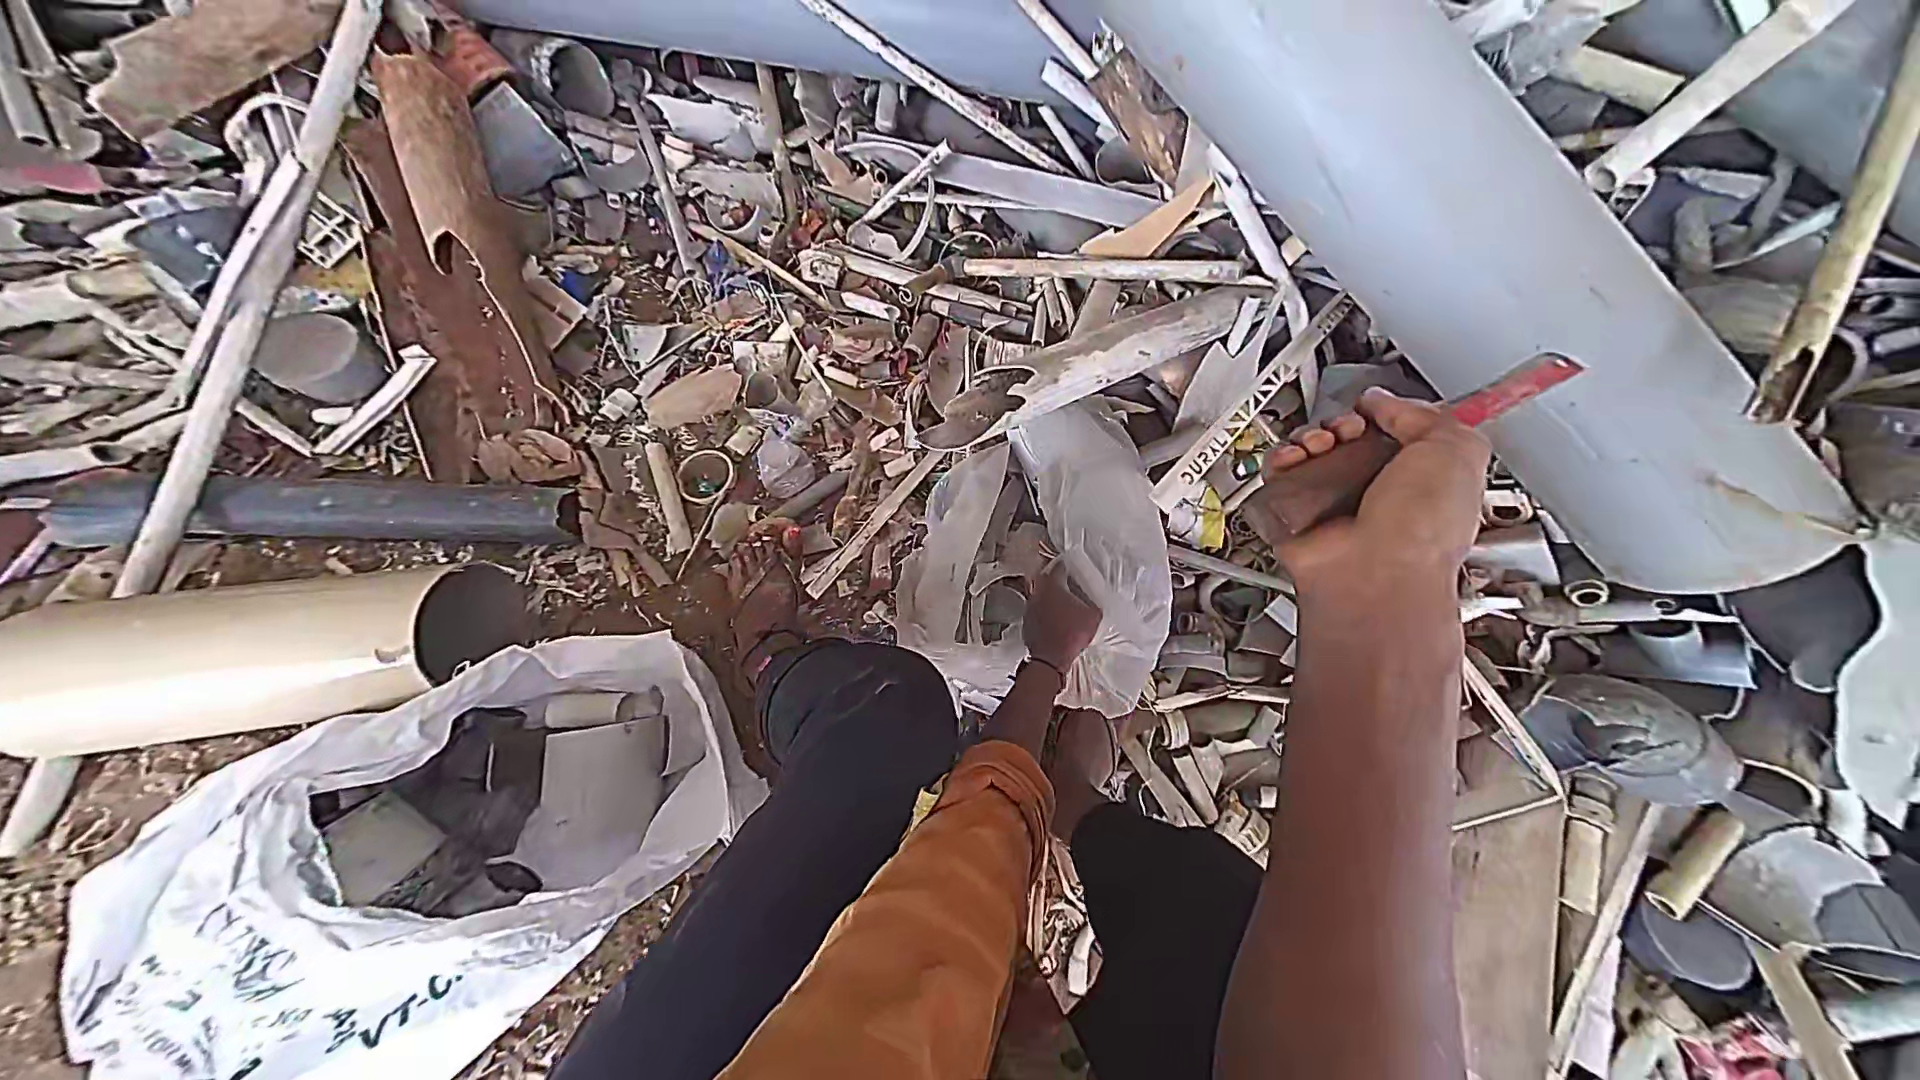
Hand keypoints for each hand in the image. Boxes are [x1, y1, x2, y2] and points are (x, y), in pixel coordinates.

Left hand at [1024, 561, 1102, 673]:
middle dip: (1057, 580)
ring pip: (1040, 594)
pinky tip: (1055, 617)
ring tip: (1063, 602)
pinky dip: (1045, 610)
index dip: (1067, 566)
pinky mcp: (1027, 621)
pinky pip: (1037, 609)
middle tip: (1068, 583)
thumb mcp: (1093, 615)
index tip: (1072, 568)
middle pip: (1046, 579)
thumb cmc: (1071, 634)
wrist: (1050, 658)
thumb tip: (1092, 598)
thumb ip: (1092, 601)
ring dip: (1050, 596)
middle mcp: (1038, 592)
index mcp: (1053, 585)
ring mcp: (1030, 607)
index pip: (1059, 567)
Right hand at [1254, 388, 1490, 594]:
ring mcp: (1331, 500)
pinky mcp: (1294, 511)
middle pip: (1345, 436)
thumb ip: (1424, 414)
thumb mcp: (1454, 449)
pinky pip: (1279, 474)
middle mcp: (1373, 489)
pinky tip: (1296, 457)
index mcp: (1419, 477)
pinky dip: (1282, 459)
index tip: (1376, 408)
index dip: (1383, 412)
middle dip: (1343, 422)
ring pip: (1310, 450)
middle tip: (1348, 430)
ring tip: (1322, 445)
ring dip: (1312, 437)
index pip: (1391, 430)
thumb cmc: (1422, 529)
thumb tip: (1384, 402)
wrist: (1374, 570)